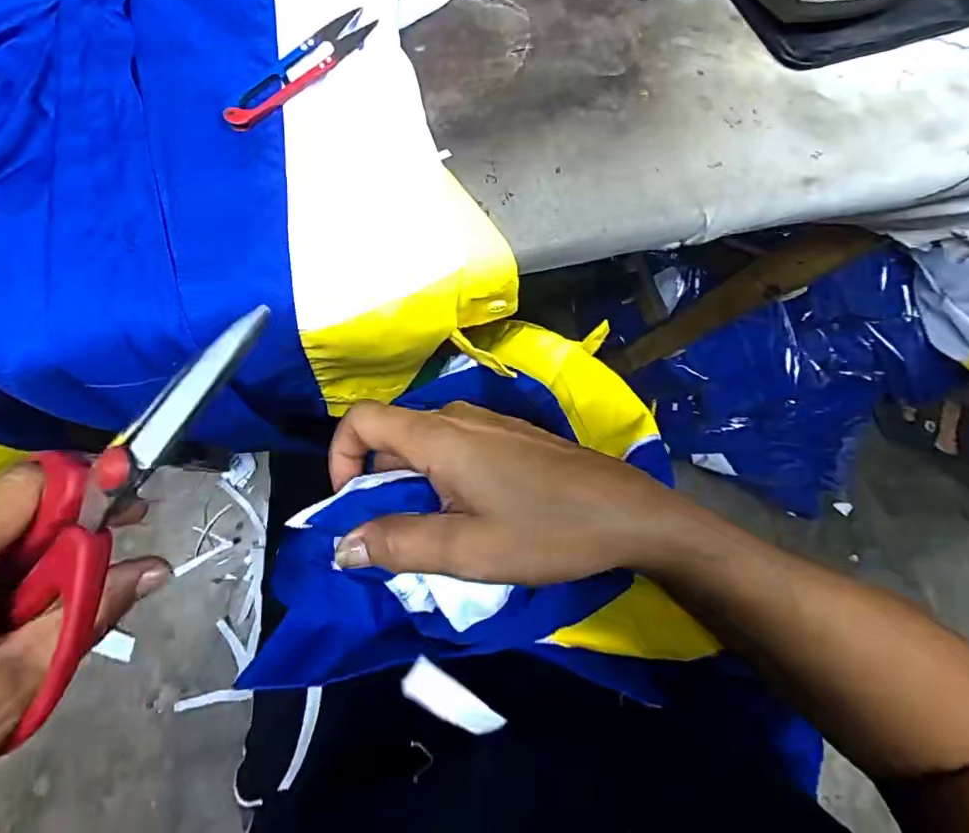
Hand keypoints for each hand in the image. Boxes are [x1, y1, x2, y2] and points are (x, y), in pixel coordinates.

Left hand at [0, 464, 170, 832]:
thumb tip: (155, 568)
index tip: (136, 509)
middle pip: (10, 517)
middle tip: (115, 571)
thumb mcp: (8, 688)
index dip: (89, 486)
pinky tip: (19, 635)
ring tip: (61, 621)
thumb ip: (87, 613)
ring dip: (42, 575)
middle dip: (70, 540)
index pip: (25, 486)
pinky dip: (10, 595)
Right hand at [328, 400, 692, 584]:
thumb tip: (341, 543)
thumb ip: (398, 544)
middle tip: (396, 537)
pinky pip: (461, 448)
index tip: (350, 507)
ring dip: (414, 485)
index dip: (340, 457)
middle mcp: (463, 418)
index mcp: (442, 436)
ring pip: (429, 444)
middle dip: (378, 483)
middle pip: (395, 435)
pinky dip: (446, 478)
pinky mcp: (517, 438)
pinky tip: (475, 515)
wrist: (627, 512)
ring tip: (438, 533)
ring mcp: (495, 424)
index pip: (363, 419)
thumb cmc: (547, 531)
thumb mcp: (467, 550)